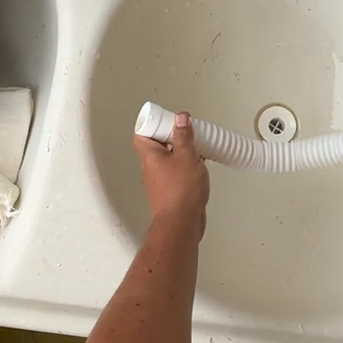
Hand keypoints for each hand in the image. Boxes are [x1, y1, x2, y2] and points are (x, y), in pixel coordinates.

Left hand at [133, 112, 208, 231]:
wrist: (181, 224)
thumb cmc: (180, 191)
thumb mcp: (186, 156)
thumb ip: (183, 136)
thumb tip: (180, 118)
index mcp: (149, 154)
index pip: (142, 132)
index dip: (154, 123)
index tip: (171, 118)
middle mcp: (151, 166)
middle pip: (157, 143)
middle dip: (172, 135)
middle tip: (187, 130)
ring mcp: (161, 179)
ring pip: (168, 157)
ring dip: (182, 150)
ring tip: (197, 146)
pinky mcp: (171, 190)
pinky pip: (177, 170)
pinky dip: (187, 164)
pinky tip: (200, 165)